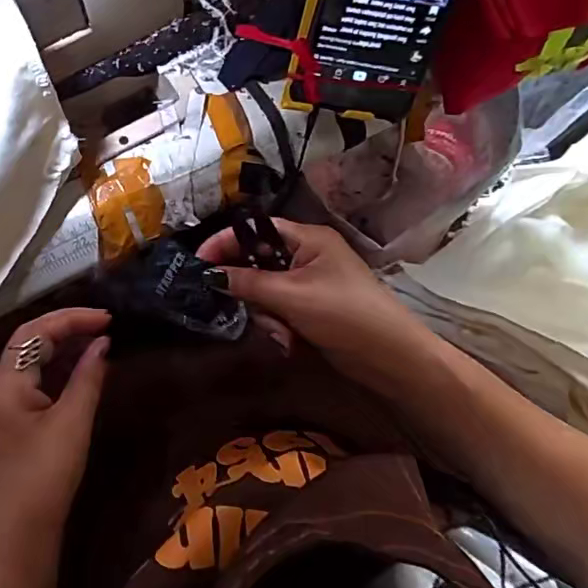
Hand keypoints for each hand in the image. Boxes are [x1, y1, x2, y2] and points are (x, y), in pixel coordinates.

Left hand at [0, 308, 110, 569]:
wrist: (23, 529)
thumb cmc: (47, 474)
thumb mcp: (73, 422)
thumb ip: (88, 378)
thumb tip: (102, 343)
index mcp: (6, 383)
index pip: (34, 332)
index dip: (70, 319)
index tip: (106, 318)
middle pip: (29, 341)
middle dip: (66, 328)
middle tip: (105, 325)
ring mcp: (4, 404)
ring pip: (32, 361)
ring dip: (63, 348)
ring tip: (100, 341)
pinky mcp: (14, 420)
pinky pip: (35, 381)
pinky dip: (59, 370)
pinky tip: (84, 369)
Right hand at [197, 219, 438, 391]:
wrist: (389, 357)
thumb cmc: (343, 314)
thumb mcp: (290, 295)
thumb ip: (246, 282)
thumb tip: (208, 275)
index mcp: (308, 239)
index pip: (255, 230)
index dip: (225, 242)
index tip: (198, 263)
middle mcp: (306, 256)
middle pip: (255, 263)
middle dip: (250, 290)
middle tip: (247, 308)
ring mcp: (308, 284)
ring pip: (263, 291)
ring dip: (265, 315)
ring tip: (282, 333)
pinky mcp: (309, 309)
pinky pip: (277, 310)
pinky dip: (278, 326)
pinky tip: (290, 342)